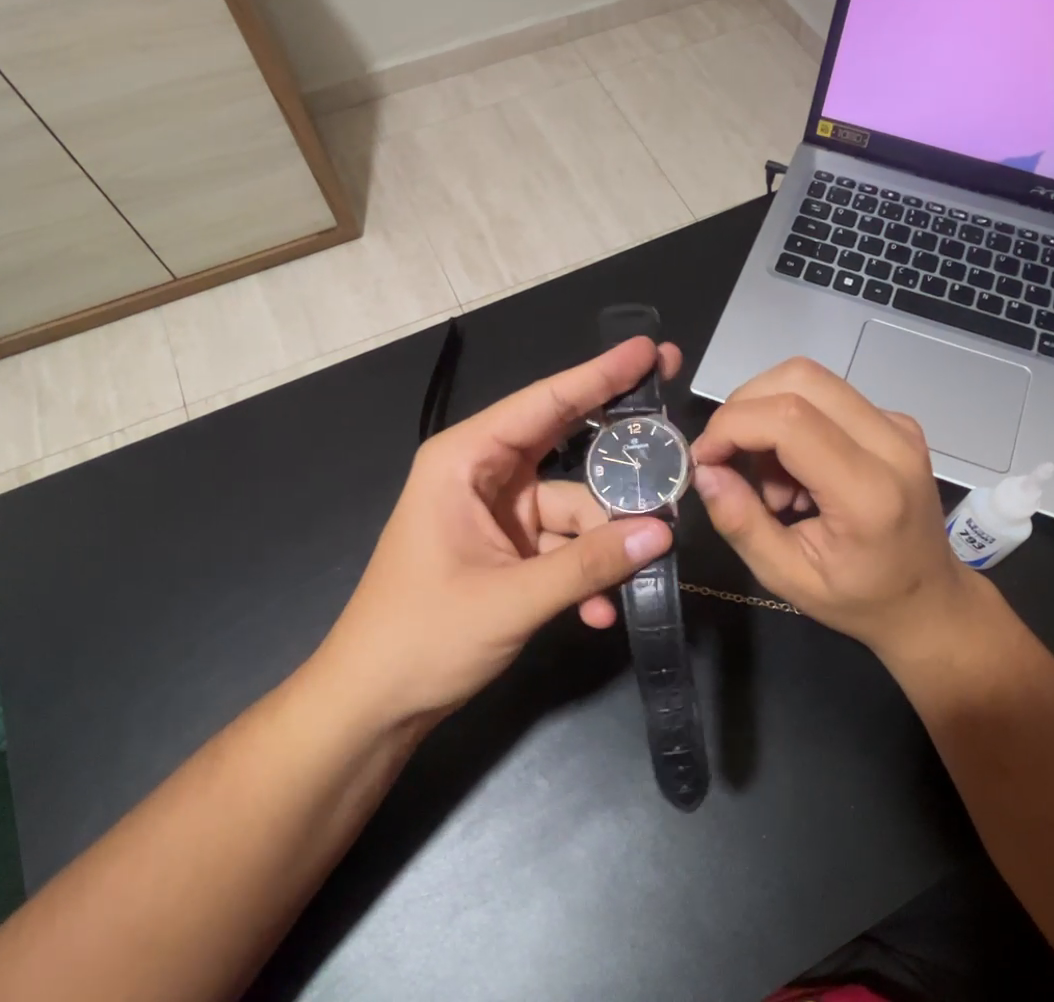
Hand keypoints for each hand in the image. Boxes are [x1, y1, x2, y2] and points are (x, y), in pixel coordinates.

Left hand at [322, 338, 683, 721]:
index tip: (650, 351)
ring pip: (575, 510)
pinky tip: (601, 611)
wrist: (375, 702)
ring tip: (645, 566)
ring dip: (606, 545)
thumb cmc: (423, 636)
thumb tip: (663, 532)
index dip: (600, 375)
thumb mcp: (512, 598)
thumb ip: (589, 564)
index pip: (544, 403)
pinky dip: (585, 575)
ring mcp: (498, 517)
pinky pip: (563, 550)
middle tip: (677, 437)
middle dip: (621, 454)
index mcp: (465, 461)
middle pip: (567, 449)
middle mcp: (483, 478)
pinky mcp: (508, 553)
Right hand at [691, 358, 986, 661]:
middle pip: (799, 378)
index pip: (789, 419)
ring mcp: (898, 426)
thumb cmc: (859, 599)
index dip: (732, 425)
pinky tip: (796, 476)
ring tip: (770, 483)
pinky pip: (827, 398)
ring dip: (768, 418)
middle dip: (744, 410)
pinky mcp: (895, 421)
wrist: (929, 600)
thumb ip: (741, 523)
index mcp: (868, 492)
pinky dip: (792, 425)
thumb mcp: (787, 578)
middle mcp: (891, 443)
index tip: (704, 459)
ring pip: (811, 381)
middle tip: (728, 460)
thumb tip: (703, 471)